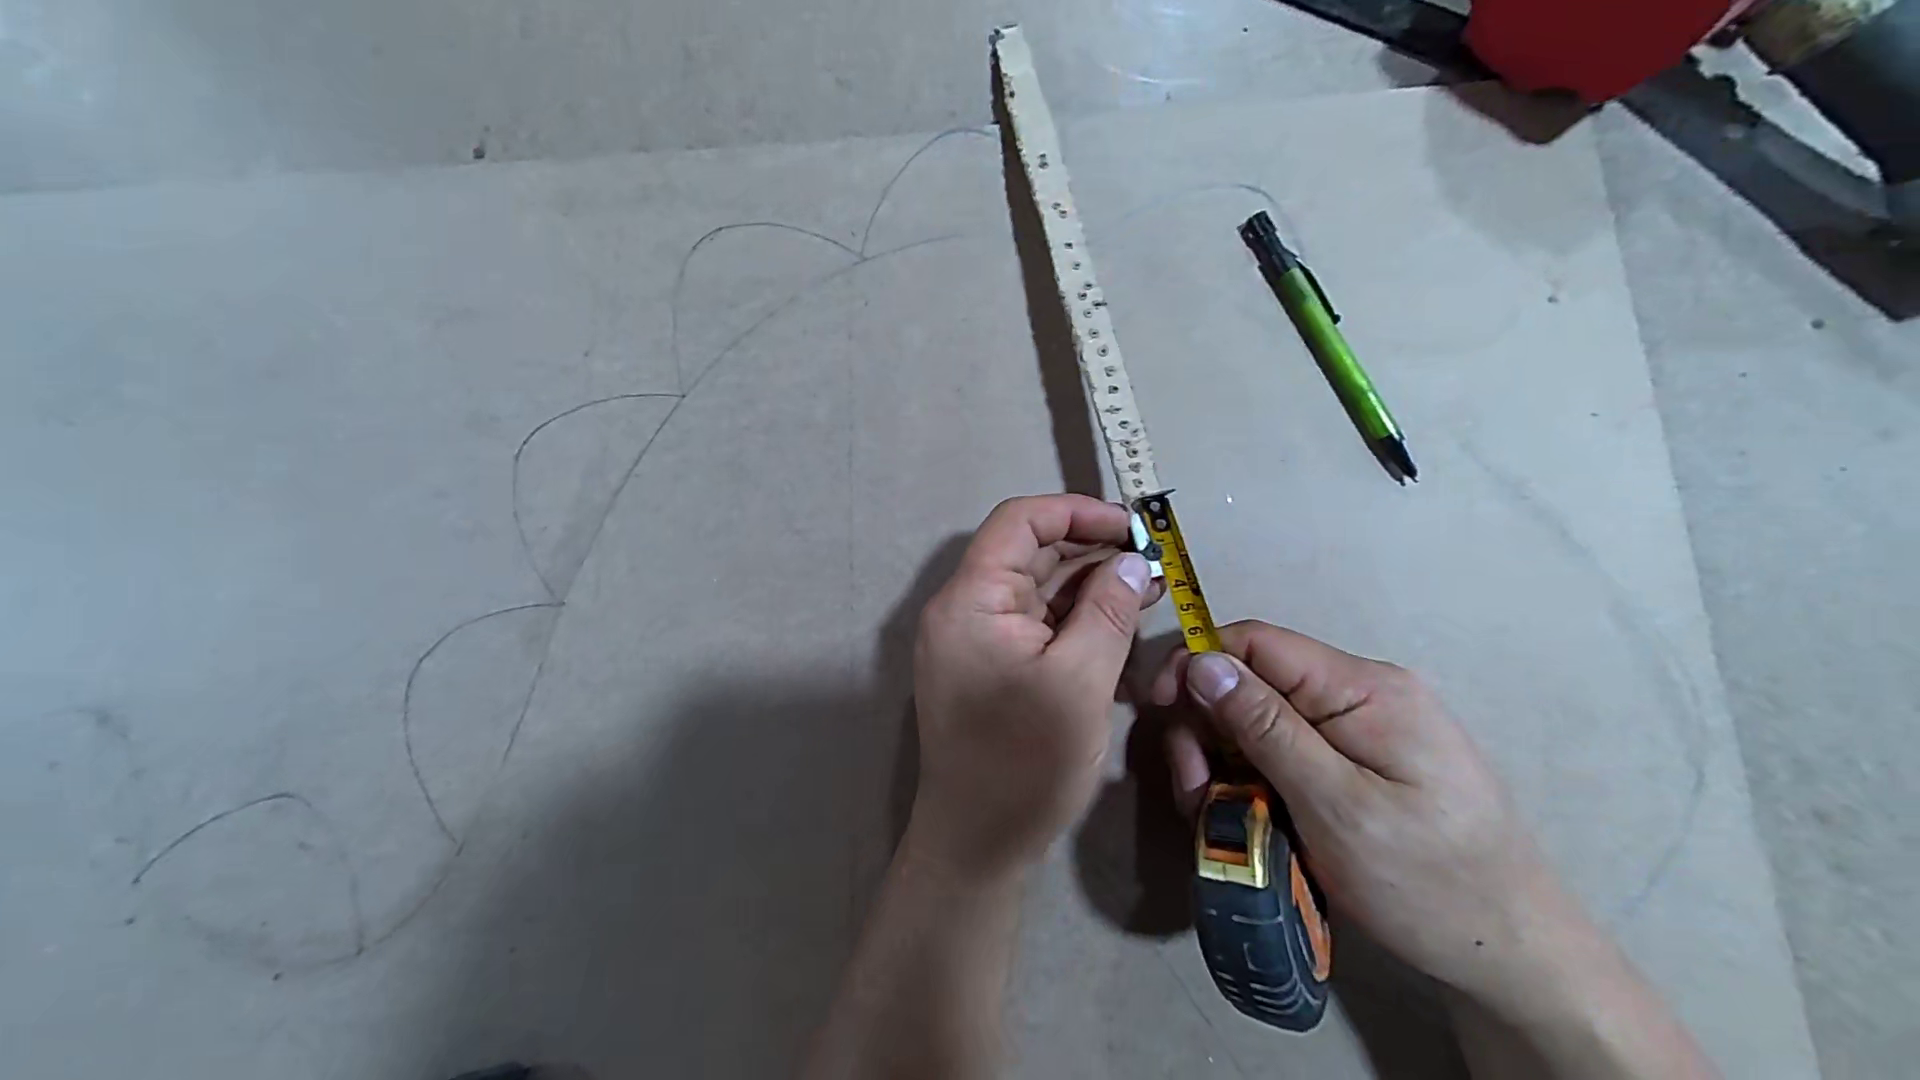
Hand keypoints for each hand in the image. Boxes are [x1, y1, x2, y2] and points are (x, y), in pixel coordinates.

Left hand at [908, 495, 1159, 880]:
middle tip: (1149, 560)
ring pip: (1036, 588)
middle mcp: (965, 608)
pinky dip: (1074, 616)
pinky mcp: (990, 663)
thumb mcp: (1079, 682)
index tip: (1131, 527)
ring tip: (1144, 587)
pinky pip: (1035, 622)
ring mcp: (975, 637)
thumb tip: (1132, 562)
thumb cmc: (1024, 763)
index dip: (1076, 512)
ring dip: (1087, 583)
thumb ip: (1107, 611)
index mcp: (971, 599)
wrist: (976, 841)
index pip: (1019, 522)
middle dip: (1089, 549)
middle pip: (1029, 553)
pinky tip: (1116, 619)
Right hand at [1149, 620, 1576, 1012]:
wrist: (1514, 956)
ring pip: (1255, 720)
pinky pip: (1278, 750)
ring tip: (1213, 814)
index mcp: (1363, 688)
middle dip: (1205, 728)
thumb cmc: (1428, 882)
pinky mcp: (1349, 760)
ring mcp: (1355, 727)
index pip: (1255, 642)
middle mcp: (1357, 693)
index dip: (1197, 662)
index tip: (1159, 707)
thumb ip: (1266, 727)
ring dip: (1221, 760)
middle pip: (1250, 683)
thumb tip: (1203, 661)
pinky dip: (1247, 777)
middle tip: (1191, 791)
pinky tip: (1243, 814)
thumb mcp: (1336, 805)